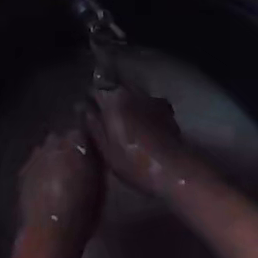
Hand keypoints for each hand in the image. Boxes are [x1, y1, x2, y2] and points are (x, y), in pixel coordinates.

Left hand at [17, 127, 101, 240]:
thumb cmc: (81, 214)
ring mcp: (36, 156)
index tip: (89, 155)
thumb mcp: (100, 190)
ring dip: (52, 158)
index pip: (81, 133)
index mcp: (76, 145)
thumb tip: (94, 157)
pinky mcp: (23, 170)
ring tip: (58, 177)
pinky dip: (40, 170)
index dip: (85, 144)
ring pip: (46, 149)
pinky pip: (34, 163)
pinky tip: (44, 186)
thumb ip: (97, 167)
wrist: (50, 234)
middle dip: (67, 149)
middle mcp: (53, 144)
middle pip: (61, 138)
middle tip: (74, 167)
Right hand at [83, 86, 201, 196]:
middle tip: (105, 115)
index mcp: (114, 98)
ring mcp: (152, 99)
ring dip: (127, 102)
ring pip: (133, 93)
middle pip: (116, 86)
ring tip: (125, 122)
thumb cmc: (134, 162)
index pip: (97, 85)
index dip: (92, 96)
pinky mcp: (166, 111)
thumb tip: (82, 107)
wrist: (175, 171)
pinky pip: (148, 104)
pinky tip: (143, 126)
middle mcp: (133, 91)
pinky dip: (142, 110)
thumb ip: (92, 124)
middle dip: (110, 96)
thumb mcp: (105, 148)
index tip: (88, 107)